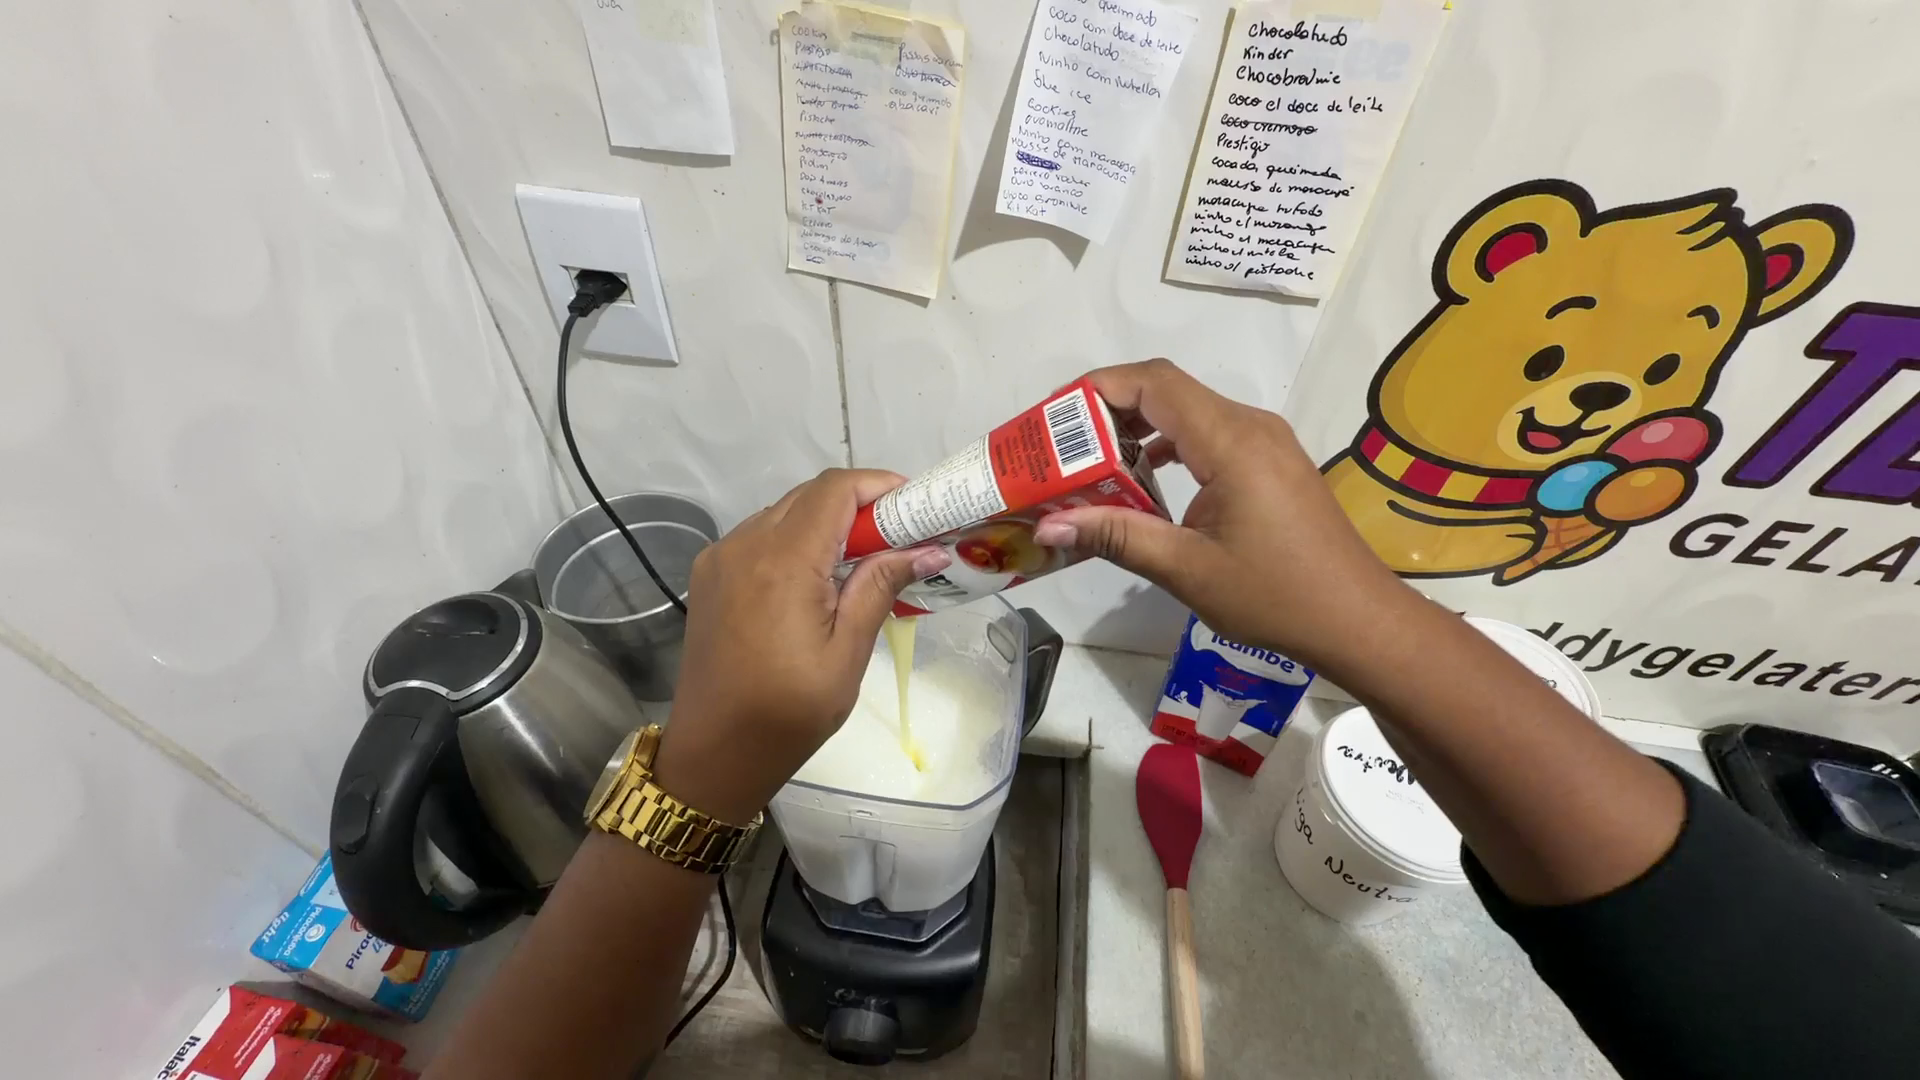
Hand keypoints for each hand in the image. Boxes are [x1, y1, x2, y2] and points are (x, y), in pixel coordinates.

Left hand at [652, 470, 948, 822]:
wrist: (714, 753)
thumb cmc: (788, 712)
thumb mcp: (847, 654)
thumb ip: (881, 587)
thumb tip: (930, 549)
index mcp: (782, 562)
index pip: (835, 490)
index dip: (878, 485)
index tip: (915, 506)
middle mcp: (745, 545)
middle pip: (809, 495)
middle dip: (859, 504)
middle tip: (899, 536)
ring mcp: (721, 557)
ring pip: (784, 512)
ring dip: (826, 522)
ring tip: (863, 559)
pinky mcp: (710, 574)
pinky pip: (760, 536)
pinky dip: (796, 540)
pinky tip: (817, 577)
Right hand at [1031, 359, 1405, 671]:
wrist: (1356, 618)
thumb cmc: (1275, 596)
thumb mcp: (1186, 569)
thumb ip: (1116, 537)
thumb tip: (1046, 527)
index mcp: (1231, 442)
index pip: (1154, 383)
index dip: (1098, 388)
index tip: (1053, 417)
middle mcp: (1249, 426)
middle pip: (1167, 389)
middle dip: (1108, 408)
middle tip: (1062, 446)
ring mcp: (1264, 441)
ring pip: (1188, 409)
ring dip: (1137, 427)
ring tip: (1092, 463)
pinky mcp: (1269, 460)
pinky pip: (1207, 432)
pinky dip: (1167, 443)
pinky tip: (1145, 478)